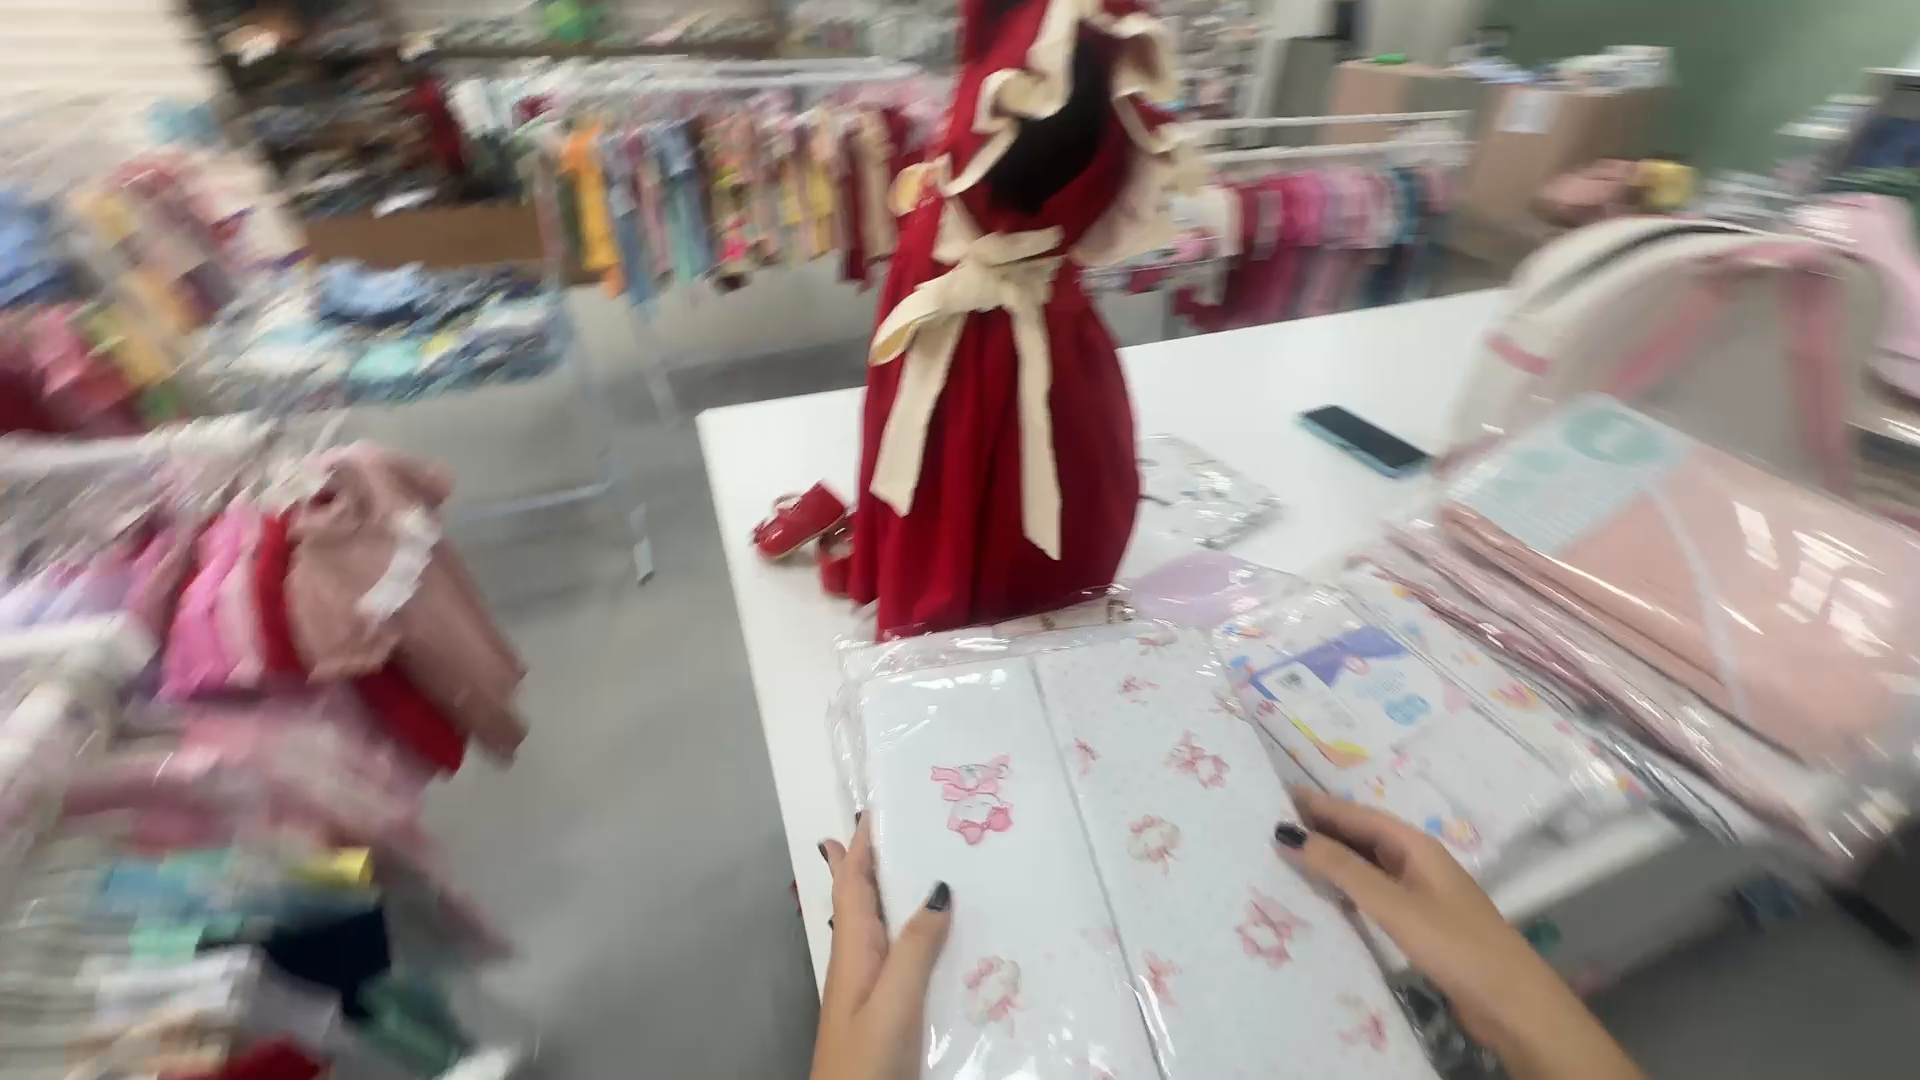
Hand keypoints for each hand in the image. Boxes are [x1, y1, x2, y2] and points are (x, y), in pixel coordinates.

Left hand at [811, 818, 952, 1079]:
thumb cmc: (864, 1062)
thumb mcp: (893, 1003)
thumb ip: (915, 948)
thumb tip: (939, 884)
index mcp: (854, 947)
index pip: (853, 880)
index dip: (860, 843)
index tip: (877, 805)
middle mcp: (860, 958)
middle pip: (866, 894)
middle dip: (880, 857)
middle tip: (910, 823)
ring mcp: (872, 984)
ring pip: (886, 921)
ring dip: (900, 888)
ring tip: (931, 861)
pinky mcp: (889, 1006)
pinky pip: (903, 950)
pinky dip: (917, 927)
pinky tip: (941, 931)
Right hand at [1277, 788, 1644, 1079]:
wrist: (1518, 1010)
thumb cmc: (1456, 946)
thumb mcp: (1392, 904)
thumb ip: (1340, 867)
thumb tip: (1288, 832)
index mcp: (1414, 845)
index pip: (1355, 813)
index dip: (1317, 804)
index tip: (1276, 794)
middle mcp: (1416, 860)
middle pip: (1360, 834)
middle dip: (1320, 826)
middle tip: (1272, 821)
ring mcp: (1420, 891)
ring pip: (1365, 862)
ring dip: (1330, 855)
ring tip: (1288, 851)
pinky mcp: (1419, 920)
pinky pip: (1372, 889)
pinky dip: (1345, 883)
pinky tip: (1324, 891)